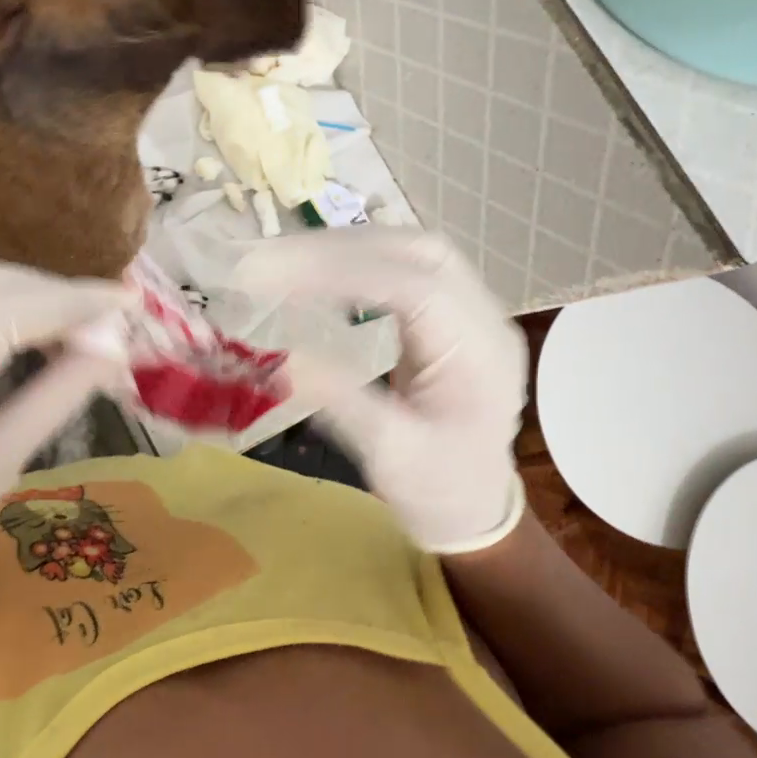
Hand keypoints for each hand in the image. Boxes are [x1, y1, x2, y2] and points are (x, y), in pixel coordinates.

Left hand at [0, 261, 133, 614]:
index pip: (1, 318)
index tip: (124, 299)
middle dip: (52, 293)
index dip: (67, 303)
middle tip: (104, 314)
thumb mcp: (12, 451)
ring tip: (71, 317)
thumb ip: (64, 390)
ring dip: (25, 290)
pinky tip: (25, 316)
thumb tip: (118, 341)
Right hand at [236, 229, 529, 553]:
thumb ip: (342, 402)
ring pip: (411, 251)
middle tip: (272, 262)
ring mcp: (469, 313)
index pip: (415, 288)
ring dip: (347, 248)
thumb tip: (286, 357)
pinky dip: (356, 262)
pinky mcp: (446, 317)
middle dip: (342, 248)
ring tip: (286, 261)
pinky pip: (404, 269)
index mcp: (479, 354)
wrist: (475, 509)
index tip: (278, 277)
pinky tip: (319, 275)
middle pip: (418, 252)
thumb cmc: (437, 489)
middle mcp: (483, 320)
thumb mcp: (388, 454)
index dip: (345, 272)